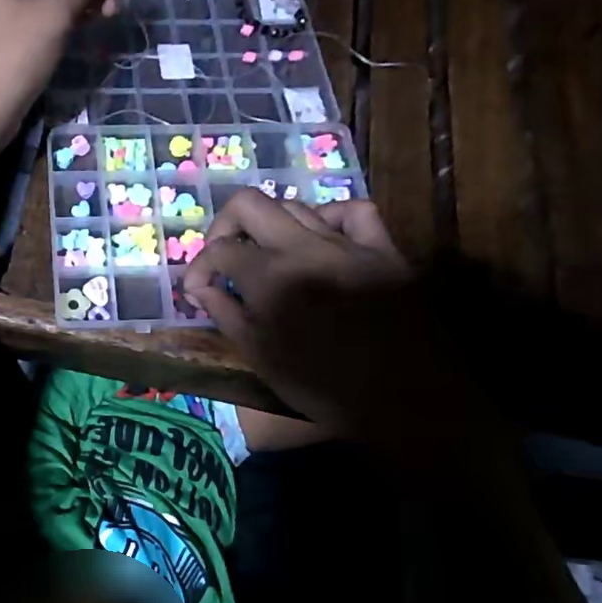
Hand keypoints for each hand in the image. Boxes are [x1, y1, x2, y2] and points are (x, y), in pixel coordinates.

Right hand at [181, 192, 490, 456]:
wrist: (405, 398)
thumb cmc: (322, 386)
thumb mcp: (260, 356)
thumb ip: (226, 314)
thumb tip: (199, 289)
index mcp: (269, 276)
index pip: (218, 250)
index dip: (198, 269)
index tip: (197, 292)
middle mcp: (303, 246)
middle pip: (248, 204)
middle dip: (224, 227)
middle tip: (223, 258)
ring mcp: (346, 242)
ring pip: (296, 205)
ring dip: (270, 226)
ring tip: (266, 255)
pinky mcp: (382, 249)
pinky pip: (354, 212)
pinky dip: (330, 217)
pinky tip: (322, 238)